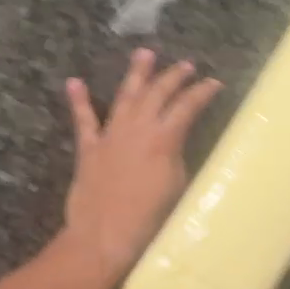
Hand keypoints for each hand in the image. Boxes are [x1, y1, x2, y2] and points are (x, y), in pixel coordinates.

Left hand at [62, 48, 221, 272]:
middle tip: (186, 65)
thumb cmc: (149, 218)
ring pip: (125, 96)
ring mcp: (111, 136)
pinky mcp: (89, 149)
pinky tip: (74, 82)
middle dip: (174, 76)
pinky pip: (84, 120)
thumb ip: (176, 158)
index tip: (215, 83)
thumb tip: (173, 144)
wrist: (105, 235)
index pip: (188, 107)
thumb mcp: (176, 186)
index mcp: (164, 139)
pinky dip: (79, 101)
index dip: (202, 93)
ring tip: (144, 53)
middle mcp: (137, 129)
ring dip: (136, 74)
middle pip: (158, 93)